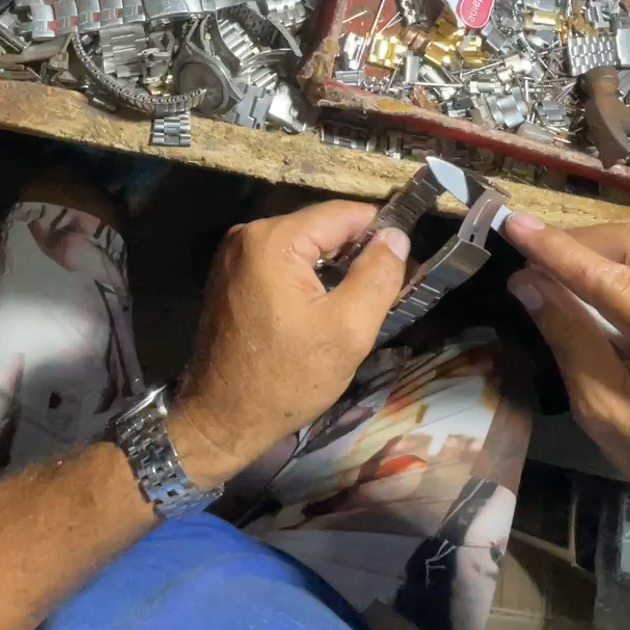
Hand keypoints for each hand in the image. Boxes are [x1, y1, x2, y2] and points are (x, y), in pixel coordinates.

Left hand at [169, 201, 410, 486]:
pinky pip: (280, 261)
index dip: (380, 232)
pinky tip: (320, 308)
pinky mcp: (229, 274)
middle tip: (387, 288)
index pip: (341, 214)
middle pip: (320, 227)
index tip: (407, 259)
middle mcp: (247, 234)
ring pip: (302, 245)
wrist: (222, 416)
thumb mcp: (348, 329)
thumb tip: (396, 235)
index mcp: (273, 239)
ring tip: (356, 302)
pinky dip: (305, 277)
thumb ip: (377, 275)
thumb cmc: (287, 377)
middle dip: (354, 252)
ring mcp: (233, 254)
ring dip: (331, 267)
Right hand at [501, 214, 629, 563]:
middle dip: (582, 242)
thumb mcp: (611, 417)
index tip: (514, 223)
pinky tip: (613, 290)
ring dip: (609, 251)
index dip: (557, 250)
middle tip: (535, 261)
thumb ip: (571, 340)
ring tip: (566, 272)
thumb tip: (528, 282)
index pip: (615, 281)